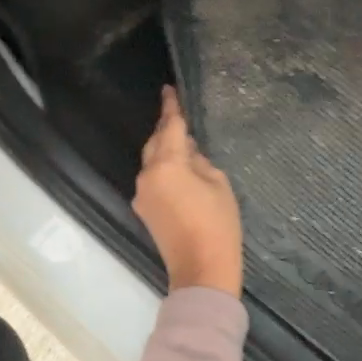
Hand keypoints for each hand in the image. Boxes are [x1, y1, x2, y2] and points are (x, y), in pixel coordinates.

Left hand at [133, 87, 243, 297]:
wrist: (201, 270)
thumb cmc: (217, 225)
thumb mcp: (218, 184)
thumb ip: (200, 161)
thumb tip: (188, 153)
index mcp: (166, 165)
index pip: (170, 127)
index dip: (171, 107)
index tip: (169, 90)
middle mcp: (147, 176)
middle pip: (156, 143)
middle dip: (167, 129)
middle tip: (180, 116)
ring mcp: (142, 194)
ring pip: (152, 162)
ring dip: (166, 152)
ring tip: (186, 146)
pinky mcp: (144, 210)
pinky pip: (153, 180)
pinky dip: (164, 171)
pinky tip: (181, 172)